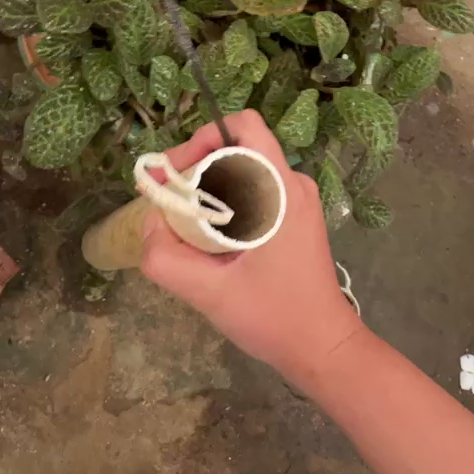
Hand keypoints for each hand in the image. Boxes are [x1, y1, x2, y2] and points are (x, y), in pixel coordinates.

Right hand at [140, 110, 365, 386]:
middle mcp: (293, 184)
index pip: (246, 127)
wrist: (323, 346)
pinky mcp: (297, 216)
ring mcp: (298, 199)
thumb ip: (168, 260)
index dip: (205, 136)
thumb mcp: (211, 294)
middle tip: (165, 194)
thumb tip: (150, 222)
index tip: (178, 171)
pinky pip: (255, 188)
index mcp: (281, 190)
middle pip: (238, 146)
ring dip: (209, 183)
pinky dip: (226, 199)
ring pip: (244, 169)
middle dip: (196, 163)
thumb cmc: (275, 318)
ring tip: (180, 216)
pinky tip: (206, 232)